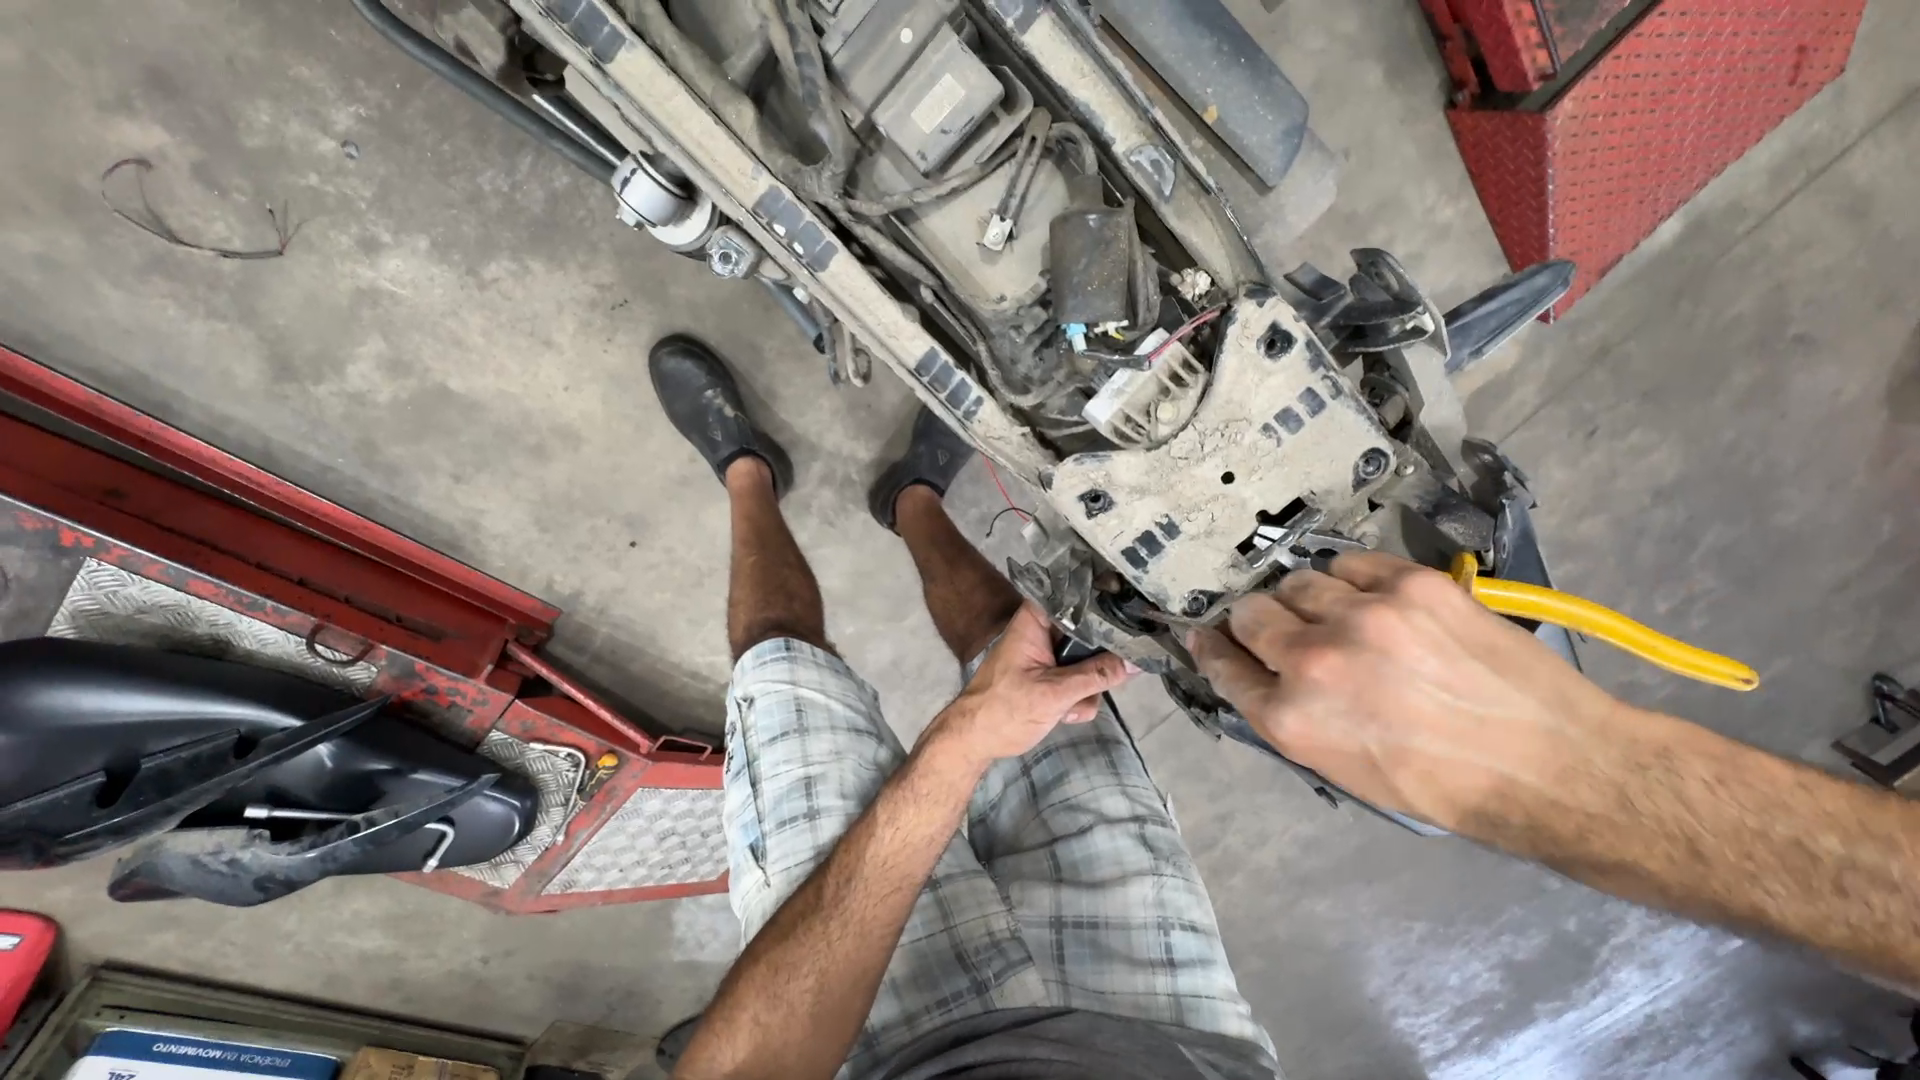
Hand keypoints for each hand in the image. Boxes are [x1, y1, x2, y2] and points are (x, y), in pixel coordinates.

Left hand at [924, 603, 1135, 767]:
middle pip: (1091, 632)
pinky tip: (1063, 715)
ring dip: (1086, 691)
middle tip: (1094, 683)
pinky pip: (1081, 682)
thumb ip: (1097, 675)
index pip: (1076, 596)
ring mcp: (1049, 656)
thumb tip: (1136, 661)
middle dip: (1098, 664)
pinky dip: (1076, 701)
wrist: (974, 741)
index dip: (1105, 603)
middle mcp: (1044, 631)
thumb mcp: (1054, 693)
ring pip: (1090, 663)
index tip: (1134, 612)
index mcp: (1035, 619)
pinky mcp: (1052, 677)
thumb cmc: (1003, 708)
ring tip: (1065, 708)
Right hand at [1187, 553, 1626, 832]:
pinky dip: (1353, 580)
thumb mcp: (1339, 768)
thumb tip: (1254, 670)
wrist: (1552, 765)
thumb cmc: (1440, 785)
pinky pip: (1350, 562)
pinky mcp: (1410, 585)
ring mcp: (1363, 615)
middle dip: (1262, 624)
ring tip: (1343, 619)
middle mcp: (1313, 661)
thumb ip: (1284, 714)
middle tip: (1291, 634)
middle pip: (1250, 612)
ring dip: (1309, 601)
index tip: (1207, 635)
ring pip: (1298, 582)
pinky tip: (1378, 603)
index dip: (1212, 648)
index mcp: (1292, 719)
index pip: (1222, 665)